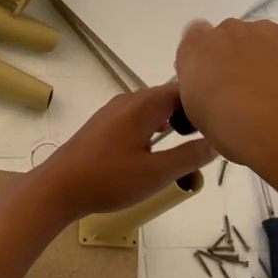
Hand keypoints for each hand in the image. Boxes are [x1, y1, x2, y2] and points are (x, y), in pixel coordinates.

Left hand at [33, 82, 218, 220]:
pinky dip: (153, 131)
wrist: (59, 187)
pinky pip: (138, 120)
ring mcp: (114, 112)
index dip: (204, 104)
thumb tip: (217, 142)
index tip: (219, 125)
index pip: (184, 90)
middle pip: (169, 98)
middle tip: (206, 142)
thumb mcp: (157, 173)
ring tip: (185, 150)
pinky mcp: (104, 126)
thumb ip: (190, 156)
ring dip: (171, 125)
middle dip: (190, 116)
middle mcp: (129, 100)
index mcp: (144, 104)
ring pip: (153, 111)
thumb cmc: (108, 179)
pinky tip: (155, 154)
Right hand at [174, 18, 277, 175]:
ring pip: (261, 39)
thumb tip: (211, 85)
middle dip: (235, 57)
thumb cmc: (230, 128)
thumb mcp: (197, 113)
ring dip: (264, 58)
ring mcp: (265, 30)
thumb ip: (198, 87)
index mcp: (196, 47)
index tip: (213, 79)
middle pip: (229, 37)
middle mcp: (228, 30)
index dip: (205, 57)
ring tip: (274, 93)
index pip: (194, 37)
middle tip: (244, 90)